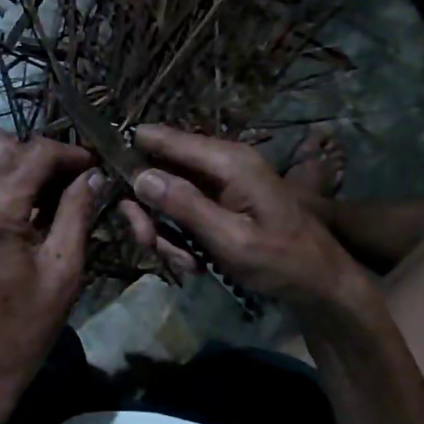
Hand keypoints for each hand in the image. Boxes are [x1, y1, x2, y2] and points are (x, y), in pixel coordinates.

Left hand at [0, 135, 101, 418]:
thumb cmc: (28, 322)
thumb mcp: (64, 267)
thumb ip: (76, 211)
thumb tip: (92, 175)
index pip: (34, 154)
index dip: (70, 154)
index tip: (96, 165)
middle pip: (5, 146)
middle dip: (44, 154)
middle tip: (77, 175)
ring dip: (26, 163)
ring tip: (61, 187)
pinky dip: (11, 179)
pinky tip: (38, 202)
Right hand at [119, 124, 363, 303]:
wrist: (319, 284)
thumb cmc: (281, 260)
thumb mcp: (230, 239)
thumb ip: (184, 206)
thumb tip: (139, 176)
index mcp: (227, 161)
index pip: (162, 138)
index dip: (130, 152)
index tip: (105, 178)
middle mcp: (219, 164)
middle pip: (158, 172)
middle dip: (147, 210)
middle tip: (148, 242)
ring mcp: (218, 184)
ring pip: (165, 198)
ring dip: (164, 233)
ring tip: (184, 263)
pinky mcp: (217, 203)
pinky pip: (180, 213)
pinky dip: (179, 239)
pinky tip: (195, 263)